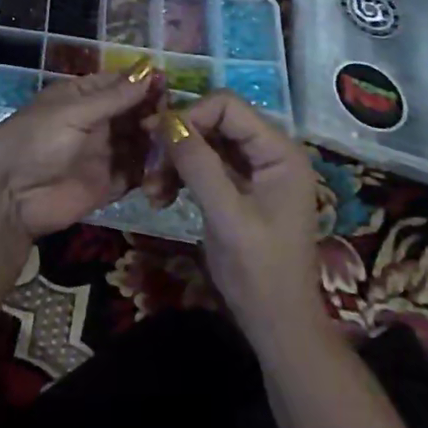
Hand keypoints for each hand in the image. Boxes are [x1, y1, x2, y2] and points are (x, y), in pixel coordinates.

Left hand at [0, 69, 160, 239]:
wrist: (10, 195)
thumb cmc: (35, 141)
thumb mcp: (73, 113)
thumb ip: (114, 97)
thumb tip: (150, 70)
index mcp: (82, 97)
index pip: (122, 85)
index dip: (146, 86)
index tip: (173, 90)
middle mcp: (97, 122)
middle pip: (138, 115)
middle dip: (157, 119)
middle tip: (174, 129)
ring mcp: (105, 153)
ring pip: (144, 145)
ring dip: (160, 149)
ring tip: (173, 156)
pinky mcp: (111, 184)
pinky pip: (140, 175)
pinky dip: (155, 178)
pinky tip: (163, 181)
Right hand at [142, 91, 324, 339]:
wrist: (274, 321)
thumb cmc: (260, 270)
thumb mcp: (227, 216)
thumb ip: (199, 165)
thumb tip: (165, 121)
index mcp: (279, 153)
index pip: (227, 106)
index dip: (189, 116)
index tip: (156, 141)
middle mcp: (268, 152)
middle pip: (211, 121)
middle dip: (176, 141)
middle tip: (148, 169)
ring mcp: (251, 169)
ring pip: (200, 142)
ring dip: (171, 160)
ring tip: (151, 190)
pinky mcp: (234, 185)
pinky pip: (198, 163)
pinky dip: (176, 175)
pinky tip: (160, 197)